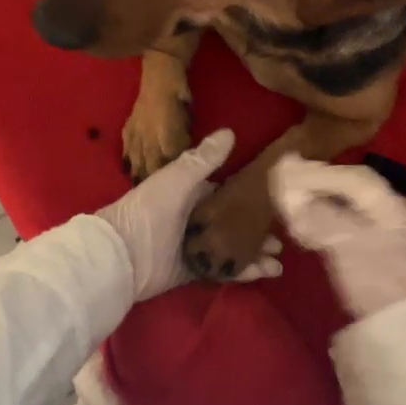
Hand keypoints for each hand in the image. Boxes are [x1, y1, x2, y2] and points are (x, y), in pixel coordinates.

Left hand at [95, 130, 281, 299]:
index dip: (252, 198)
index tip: (277, 200)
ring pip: (234, 249)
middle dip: (259, 231)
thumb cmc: (149, 210)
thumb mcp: (178, 178)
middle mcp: (197, 220)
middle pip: (235, 224)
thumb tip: (231, 131)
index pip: (228, 194)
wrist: (122, 255)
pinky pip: (225, 270)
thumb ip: (204, 159)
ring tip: (280, 262)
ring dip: (256, 254)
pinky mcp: (196, 271)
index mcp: (192, 195)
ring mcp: (198, 247)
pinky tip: (266, 273)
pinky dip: (245, 272)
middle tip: (283, 236)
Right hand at [272, 154, 405, 318]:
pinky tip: (303, 225)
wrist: (393, 327)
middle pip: (349, 189)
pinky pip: (342, 225)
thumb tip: (288, 192)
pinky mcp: (368, 252)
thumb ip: (318, 216)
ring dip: (317, 201)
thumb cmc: (374, 278)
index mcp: (389, 204)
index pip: (352, 178)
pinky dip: (321, 220)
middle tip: (287, 181)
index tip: (289, 170)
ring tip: (290, 200)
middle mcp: (387, 212)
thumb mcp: (346, 243)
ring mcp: (380, 233)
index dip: (320, 172)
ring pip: (344, 206)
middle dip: (318, 183)